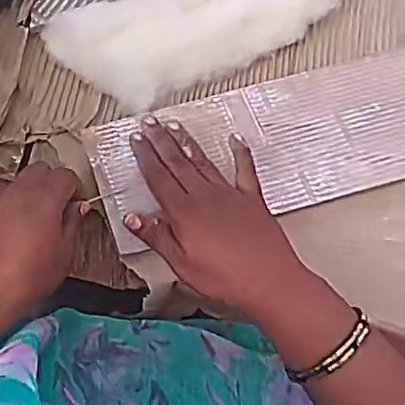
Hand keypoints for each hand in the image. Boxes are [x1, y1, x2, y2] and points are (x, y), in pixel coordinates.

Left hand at [0, 165, 83, 312]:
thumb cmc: (30, 275)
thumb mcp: (64, 254)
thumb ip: (73, 224)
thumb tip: (77, 207)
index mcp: (45, 196)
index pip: (66, 175)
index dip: (77, 189)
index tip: (79, 208)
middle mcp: (21, 190)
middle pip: (41, 170)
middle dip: (55, 183)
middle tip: (62, 209)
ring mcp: (0, 199)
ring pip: (23, 181)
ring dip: (36, 192)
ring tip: (43, 222)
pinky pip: (9, 198)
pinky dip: (19, 204)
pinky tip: (23, 231)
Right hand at [123, 119, 338, 317]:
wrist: (271, 283)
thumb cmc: (226, 278)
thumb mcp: (182, 264)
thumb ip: (157, 237)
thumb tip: (133, 219)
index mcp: (184, 212)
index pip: (158, 177)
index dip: (145, 156)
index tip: (136, 140)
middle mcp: (205, 197)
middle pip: (176, 162)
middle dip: (160, 140)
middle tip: (149, 122)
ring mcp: (229, 195)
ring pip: (202, 161)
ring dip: (186, 141)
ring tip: (174, 125)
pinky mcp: (251, 200)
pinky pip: (244, 170)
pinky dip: (240, 153)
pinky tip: (235, 140)